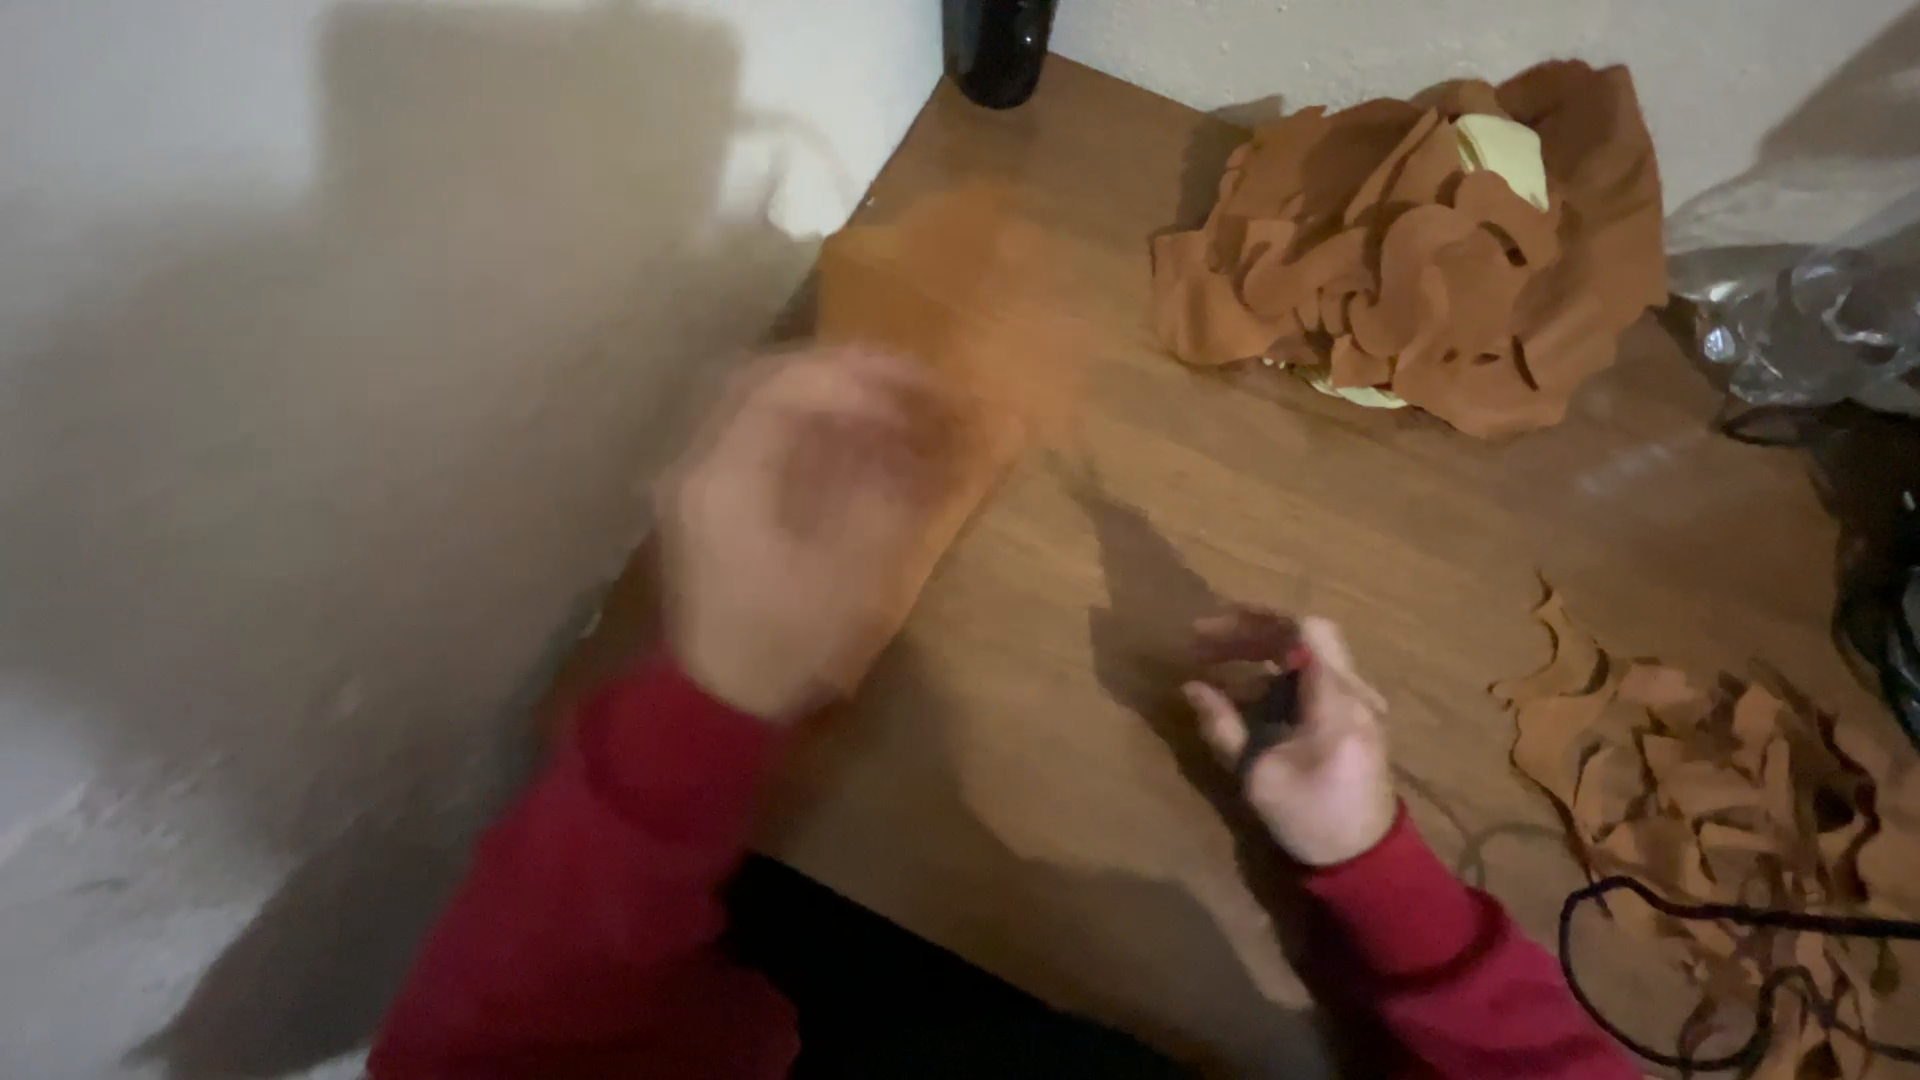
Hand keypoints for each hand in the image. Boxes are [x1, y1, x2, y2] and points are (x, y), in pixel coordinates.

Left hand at [658, 347, 956, 719]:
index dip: (857, 379)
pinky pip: (764, 432)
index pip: (785, 389)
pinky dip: (814, 422)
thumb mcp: (848, 577)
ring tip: (891, 402)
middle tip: (908, 381)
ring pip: (765, 399)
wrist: (723, 695)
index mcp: (727, 480)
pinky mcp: (717, 491)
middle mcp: (703, 462)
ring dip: (831, 392)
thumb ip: (881, 496)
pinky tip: (856, 436)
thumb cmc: (787, 645)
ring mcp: (704, 474)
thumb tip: (914, 440)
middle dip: (845, 372)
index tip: (916, 391)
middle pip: (770, 377)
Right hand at [1183, 610, 1397, 866]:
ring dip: (1257, 649)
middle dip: (1248, 630)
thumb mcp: (1258, 777)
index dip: (1255, 620)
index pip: (1304, 631)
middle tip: (1200, 641)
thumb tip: (1190, 686)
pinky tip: (1241, 690)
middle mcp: (1354, 691)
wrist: (1365, 860)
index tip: (1210, 628)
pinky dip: (1273, 671)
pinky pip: (1311, 674)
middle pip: (1304, 634)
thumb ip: (1223, 726)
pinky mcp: (1352, 714)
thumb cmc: (1311, 819)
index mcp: (1336, 703)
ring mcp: (1358, 701)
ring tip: (1211, 663)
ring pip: (1307, 651)